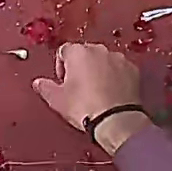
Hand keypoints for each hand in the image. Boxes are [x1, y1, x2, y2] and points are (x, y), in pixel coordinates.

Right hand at [33, 43, 150, 153]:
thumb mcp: (57, 99)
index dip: (61, 66)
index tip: (63, 80)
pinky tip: (110, 92)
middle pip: (85, 53)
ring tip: (95, 91)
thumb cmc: (85, 108)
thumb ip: (45, 87)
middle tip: (78, 86)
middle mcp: (99, 50)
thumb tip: (39, 83)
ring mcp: (118, 58)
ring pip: (103, 59)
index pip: (64, 50)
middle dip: (80, 66)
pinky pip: (119, 68)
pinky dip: (115, 76)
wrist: (115, 120)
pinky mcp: (132, 69)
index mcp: (78, 53)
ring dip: (98, 70)